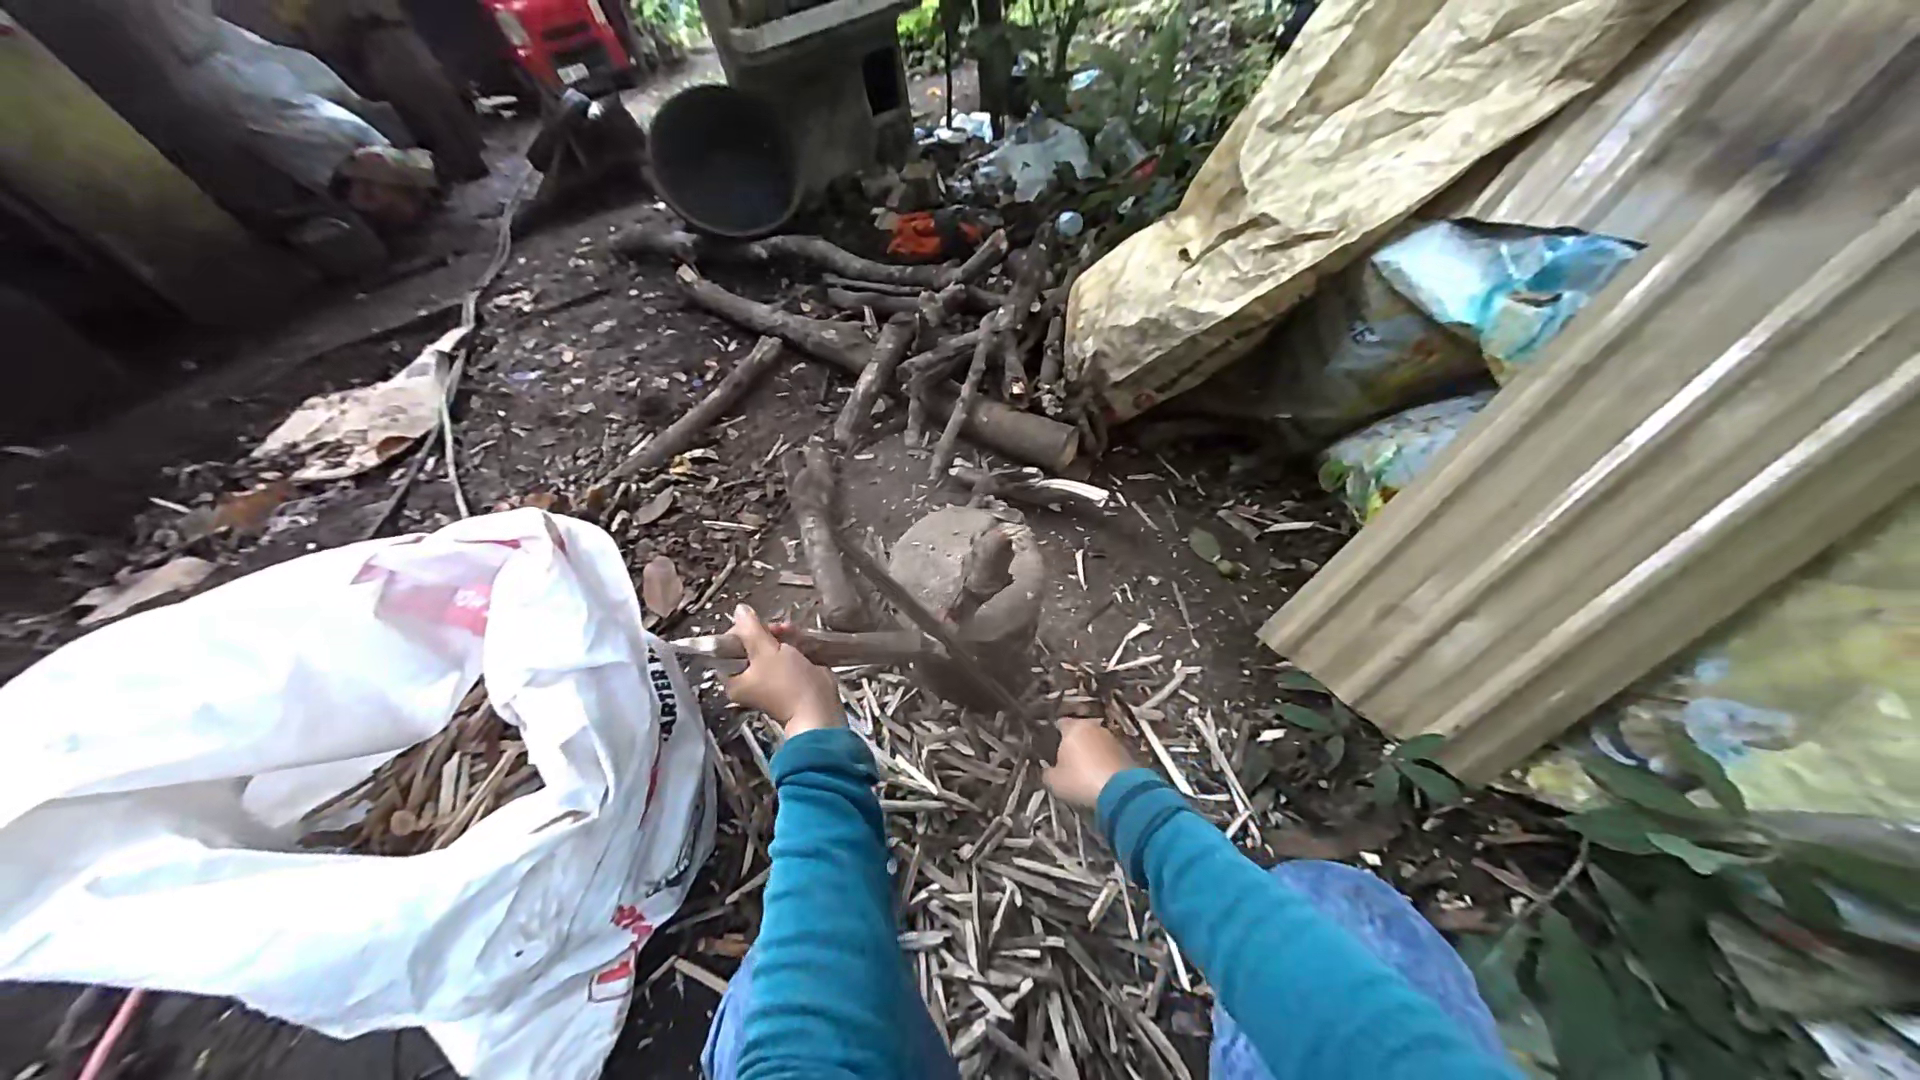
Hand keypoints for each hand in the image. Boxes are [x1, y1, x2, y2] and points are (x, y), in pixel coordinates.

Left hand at [722, 605, 842, 736]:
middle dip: (765, 633)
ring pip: (769, 647)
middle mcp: (748, 680)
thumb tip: (739, 610)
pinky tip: (799, 638)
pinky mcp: (787, 676)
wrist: (818, 706)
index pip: (728, 647)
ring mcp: (769, 679)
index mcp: (734, 679)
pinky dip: (791, 644)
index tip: (756, 626)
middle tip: (777, 629)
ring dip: (780, 636)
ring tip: (792, 632)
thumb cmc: (788, 684)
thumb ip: (751, 629)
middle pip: (750, 645)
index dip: (742, 632)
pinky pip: (784, 654)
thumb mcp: (766, 651)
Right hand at [1043, 717, 1135, 808]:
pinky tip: (1101, 779)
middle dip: (1073, 746)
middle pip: (1079, 733)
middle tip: (1066, 764)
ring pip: (1095, 743)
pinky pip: (1109, 755)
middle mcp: (1094, 727)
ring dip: (1091, 754)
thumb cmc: (1081, 781)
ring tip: (1085, 774)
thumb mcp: (1053, 781)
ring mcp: (1113, 738)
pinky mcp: (1127, 753)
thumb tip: (1046, 770)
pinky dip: (1104, 763)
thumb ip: (1045, 771)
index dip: (1052, 736)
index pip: (1058, 724)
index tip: (1048, 751)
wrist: (1121, 794)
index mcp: (1073, 727)